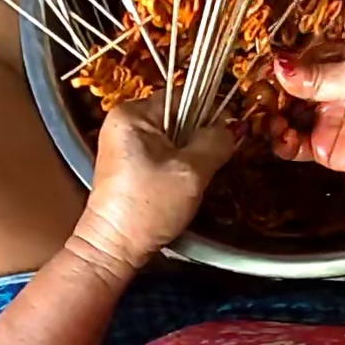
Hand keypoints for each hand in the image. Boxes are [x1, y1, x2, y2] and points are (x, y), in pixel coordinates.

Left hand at [72, 95, 234, 273]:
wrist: (113, 247)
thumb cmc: (148, 207)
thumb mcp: (191, 172)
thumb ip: (216, 141)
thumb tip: (231, 126)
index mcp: (132, 113)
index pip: (183, 96)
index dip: (209, 113)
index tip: (226, 135)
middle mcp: (122, 123)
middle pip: (177, 117)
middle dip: (197, 140)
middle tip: (208, 164)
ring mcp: (121, 145)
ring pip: (171, 139)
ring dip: (188, 157)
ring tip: (193, 180)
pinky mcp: (125, 166)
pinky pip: (160, 156)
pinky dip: (175, 168)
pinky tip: (179, 188)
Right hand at [269, 46, 344, 196]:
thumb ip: (316, 74)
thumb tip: (277, 64)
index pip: (303, 60)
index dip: (283, 67)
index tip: (263, 73)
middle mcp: (332, 88)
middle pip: (290, 89)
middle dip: (273, 95)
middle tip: (260, 101)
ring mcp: (327, 118)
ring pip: (288, 117)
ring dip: (274, 119)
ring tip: (272, 122)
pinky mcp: (324, 147)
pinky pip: (294, 144)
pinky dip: (283, 142)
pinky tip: (283, 138)